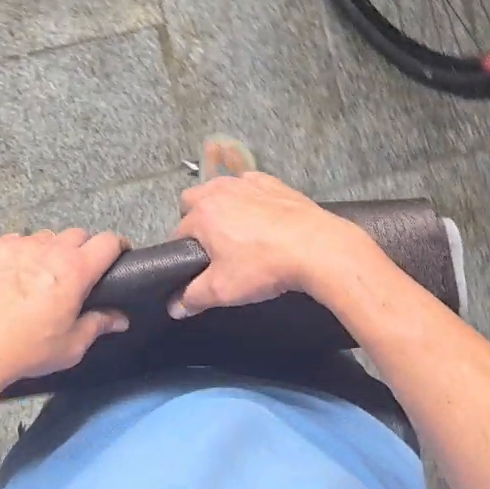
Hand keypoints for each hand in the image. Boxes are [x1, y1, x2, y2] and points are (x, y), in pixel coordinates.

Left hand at [0, 229, 129, 394]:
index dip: (118, 247)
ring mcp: (22, 244)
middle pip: (79, 235)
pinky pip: (20, 241)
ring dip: (53, 251)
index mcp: (75, 270)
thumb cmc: (27, 350)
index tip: (118, 258)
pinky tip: (16, 276)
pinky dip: (25, 253)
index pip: (108, 241)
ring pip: (48, 237)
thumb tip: (120, 317)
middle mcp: (51, 249)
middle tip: (78, 276)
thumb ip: (98, 325)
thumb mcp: (70, 346)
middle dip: (84, 250)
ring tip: (43, 277)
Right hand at [169, 172, 382, 317]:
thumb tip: (174, 306)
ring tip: (237, 230)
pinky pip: (250, 185)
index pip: (178, 231)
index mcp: (202, 213)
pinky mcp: (272, 182)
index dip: (182, 250)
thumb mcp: (223, 290)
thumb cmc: (263, 266)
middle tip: (212, 245)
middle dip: (195, 217)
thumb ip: (193, 297)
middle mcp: (219, 191)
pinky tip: (263, 216)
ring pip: (220, 187)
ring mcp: (246, 182)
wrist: (315, 246)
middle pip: (193, 199)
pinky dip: (249, 197)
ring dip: (221, 204)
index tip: (193, 265)